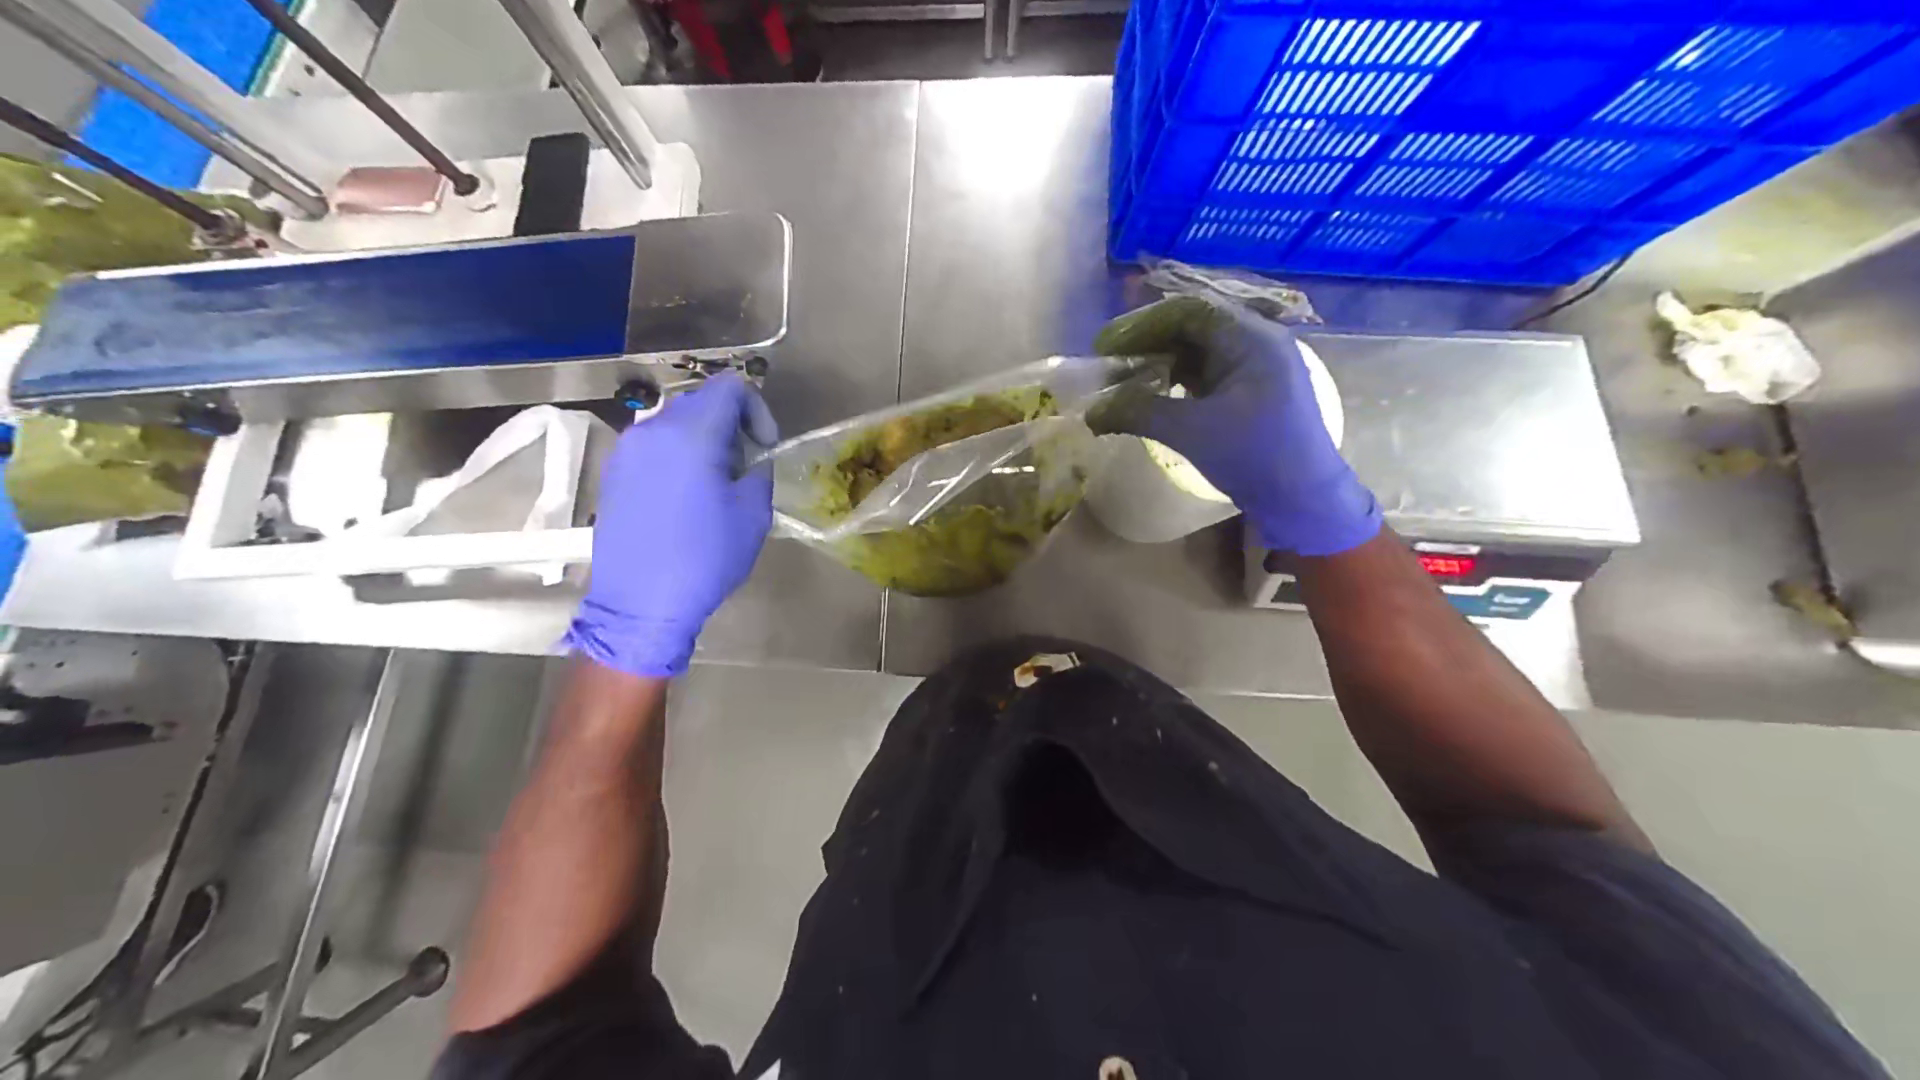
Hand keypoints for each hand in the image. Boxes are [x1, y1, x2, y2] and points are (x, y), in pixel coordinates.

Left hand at [565, 373, 777, 676]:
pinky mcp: (614, 474)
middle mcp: (653, 431)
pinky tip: (686, 498)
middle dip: (731, 426)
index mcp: (690, 435)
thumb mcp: (752, 515)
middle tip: (743, 467)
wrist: (640, 604)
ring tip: (715, 484)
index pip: (730, 387)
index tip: (764, 447)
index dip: (757, 409)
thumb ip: (757, 473)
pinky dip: (678, 457)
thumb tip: (749, 463)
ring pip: (675, 424)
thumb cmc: (705, 558)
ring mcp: (627, 451)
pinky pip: (654, 447)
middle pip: (701, 403)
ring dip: (704, 441)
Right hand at [1094, 296, 1380, 555]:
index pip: (1188, 311)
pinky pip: (1209, 373)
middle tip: (1111, 363)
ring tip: (1127, 381)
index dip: (1142, 325)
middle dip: (1148, 343)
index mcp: (1252, 339)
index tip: (1106, 346)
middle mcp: (1258, 343)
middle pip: (1194, 327)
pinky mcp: (1254, 392)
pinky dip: (1179, 380)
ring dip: (1162, 362)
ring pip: (1200, 351)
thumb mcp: (1191, 432)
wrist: (1304, 500)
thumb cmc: (1255, 457)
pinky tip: (1156, 395)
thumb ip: (1138, 413)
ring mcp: (1258, 368)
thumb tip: (1090, 412)